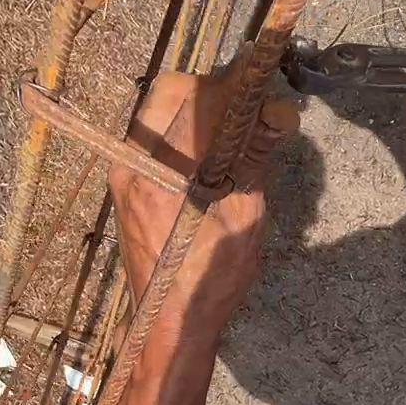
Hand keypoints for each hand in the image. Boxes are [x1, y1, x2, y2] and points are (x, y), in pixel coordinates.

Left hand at [113, 66, 300, 320]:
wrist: (168, 324)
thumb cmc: (210, 278)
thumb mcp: (244, 217)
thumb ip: (254, 156)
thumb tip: (281, 110)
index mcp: (158, 169)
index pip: (193, 96)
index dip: (232, 80)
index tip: (265, 80)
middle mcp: (131, 161)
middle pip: (169, 94)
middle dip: (213, 90)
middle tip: (253, 108)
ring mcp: (124, 171)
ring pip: (161, 113)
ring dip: (200, 109)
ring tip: (239, 131)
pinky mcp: (128, 184)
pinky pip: (157, 138)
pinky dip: (187, 132)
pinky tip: (214, 155)